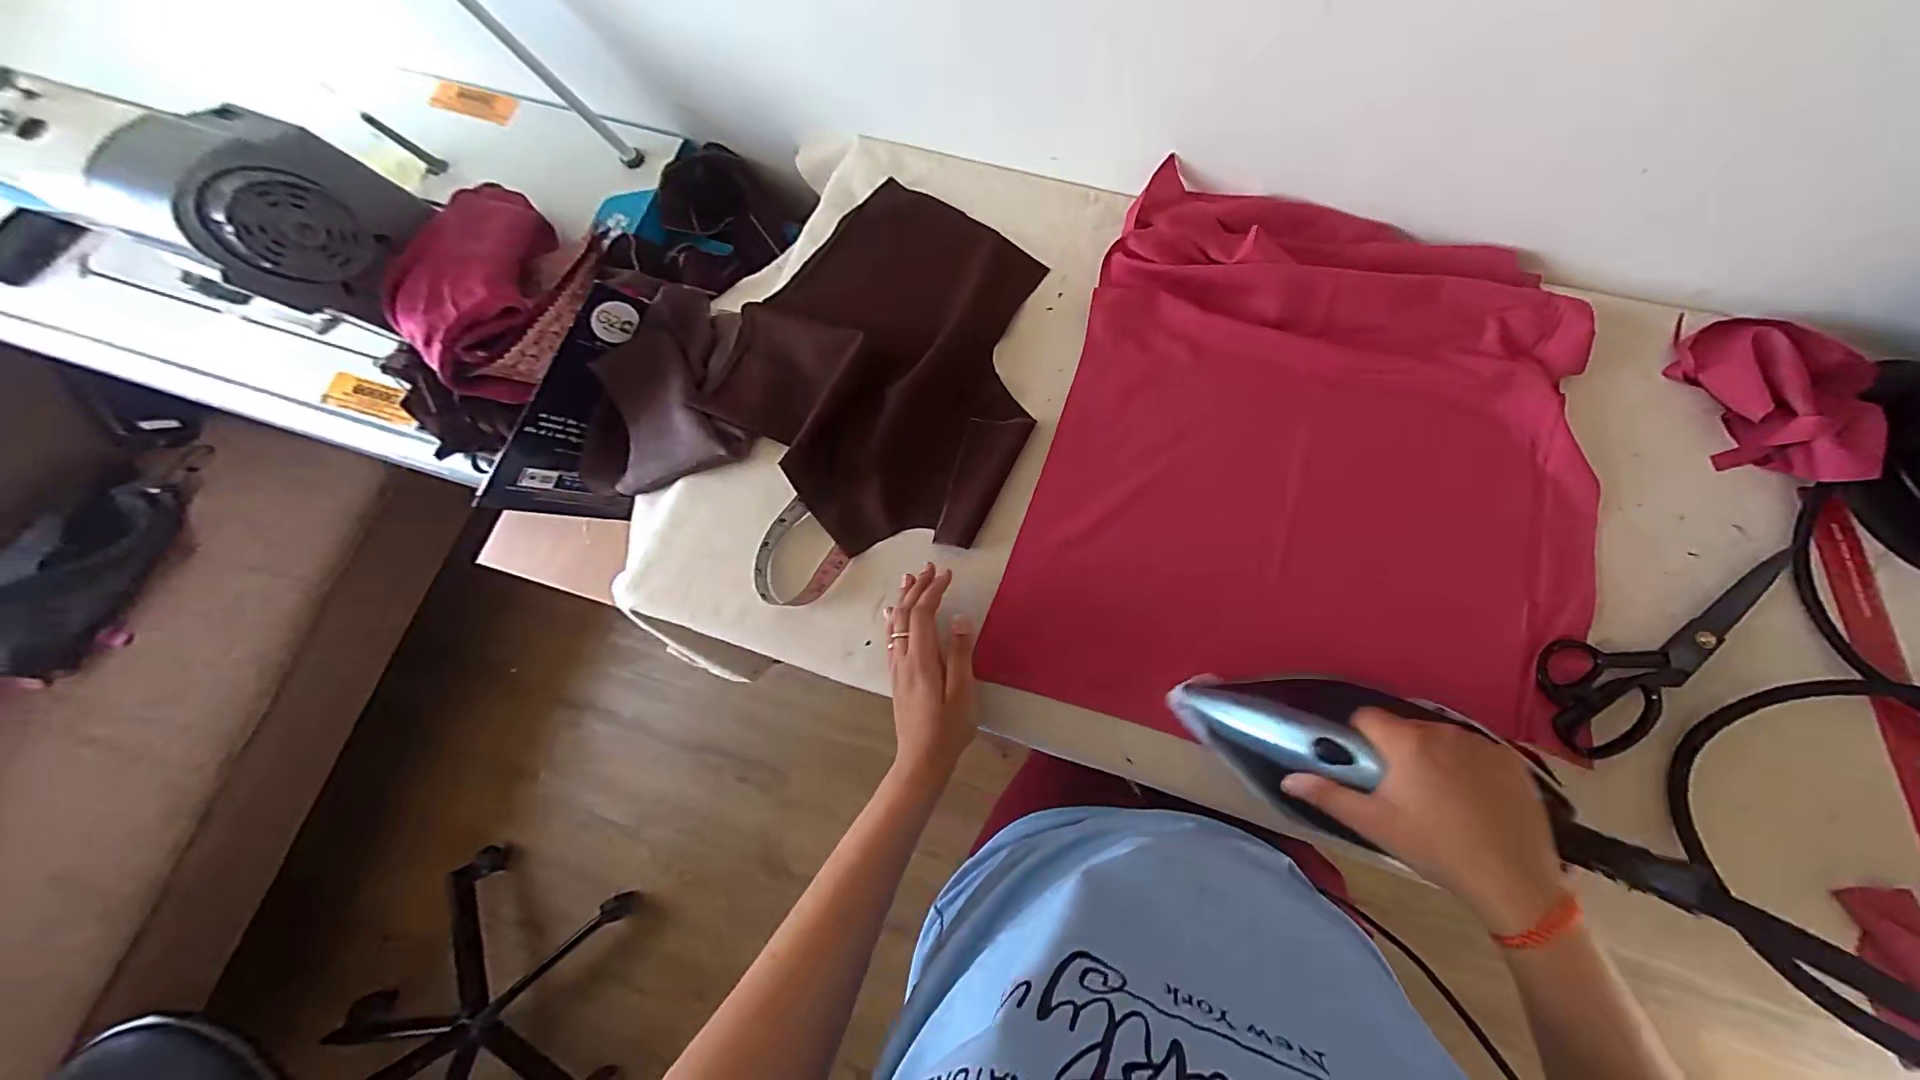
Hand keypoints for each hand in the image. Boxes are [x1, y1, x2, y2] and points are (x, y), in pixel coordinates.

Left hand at [884, 564, 977, 776]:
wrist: (921, 760)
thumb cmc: (948, 729)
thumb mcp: (962, 693)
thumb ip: (959, 654)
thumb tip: (958, 619)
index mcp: (921, 659)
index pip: (922, 614)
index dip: (933, 590)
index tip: (947, 575)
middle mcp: (903, 658)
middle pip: (905, 614)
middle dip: (917, 588)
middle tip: (930, 567)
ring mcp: (897, 668)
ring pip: (894, 624)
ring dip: (903, 599)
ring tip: (909, 579)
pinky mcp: (897, 677)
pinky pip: (890, 638)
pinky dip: (893, 619)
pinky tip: (891, 614)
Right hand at [1280, 709, 1565, 934]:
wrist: (1514, 882)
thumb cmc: (1435, 849)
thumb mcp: (1374, 824)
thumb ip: (1328, 796)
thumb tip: (1288, 779)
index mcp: (1405, 742)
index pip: (1366, 716)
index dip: (1358, 736)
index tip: (1365, 765)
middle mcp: (1442, 731)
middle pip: (1403, 728)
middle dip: (1396, 749)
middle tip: (1400, 790)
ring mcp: (1481, 744)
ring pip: (1439, 738)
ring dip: (1430, 755)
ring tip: (1438, 796)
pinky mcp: (1511, 760)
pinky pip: (1474, 750)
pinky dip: (1466, 765)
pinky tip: (1472, 798)